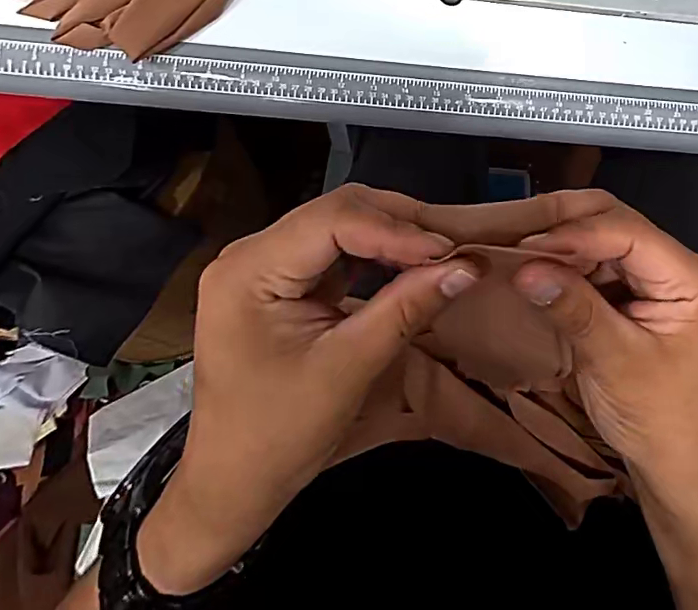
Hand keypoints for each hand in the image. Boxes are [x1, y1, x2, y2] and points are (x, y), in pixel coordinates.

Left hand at [138, 184, 480, 593]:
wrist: (231, 486)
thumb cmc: (278, 436)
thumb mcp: (347, 369)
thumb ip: (405, 309)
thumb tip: (466, 267)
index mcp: (249, 269)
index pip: (332, 219)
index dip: (395, 230)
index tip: (450, 251)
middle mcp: (251, 252)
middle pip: (337, 211)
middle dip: (398, 224)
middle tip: (451, 247)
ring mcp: (264, 263)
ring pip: (341, 223)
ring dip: (392, 234)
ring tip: (438, 253)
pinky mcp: (282, 279)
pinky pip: (337, 248)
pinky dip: (377, 253)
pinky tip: (408, 265)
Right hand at [504, 189, 697, 482]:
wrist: (676, 466)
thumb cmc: (659, 418)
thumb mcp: (615, 363)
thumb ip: (573, 308)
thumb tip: (524, 268)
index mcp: (690, 278)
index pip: (628, 233)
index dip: (576, 233)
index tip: (526, 244)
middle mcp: (675, 266)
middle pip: (616, 222)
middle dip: (567, 225)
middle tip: (518, 234)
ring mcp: (653, 278)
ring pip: (601, 237)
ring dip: (561, 242)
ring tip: (518, 248)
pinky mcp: (632, 292)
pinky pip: (595, 262)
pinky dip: (564, 262)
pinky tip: (535, 266)